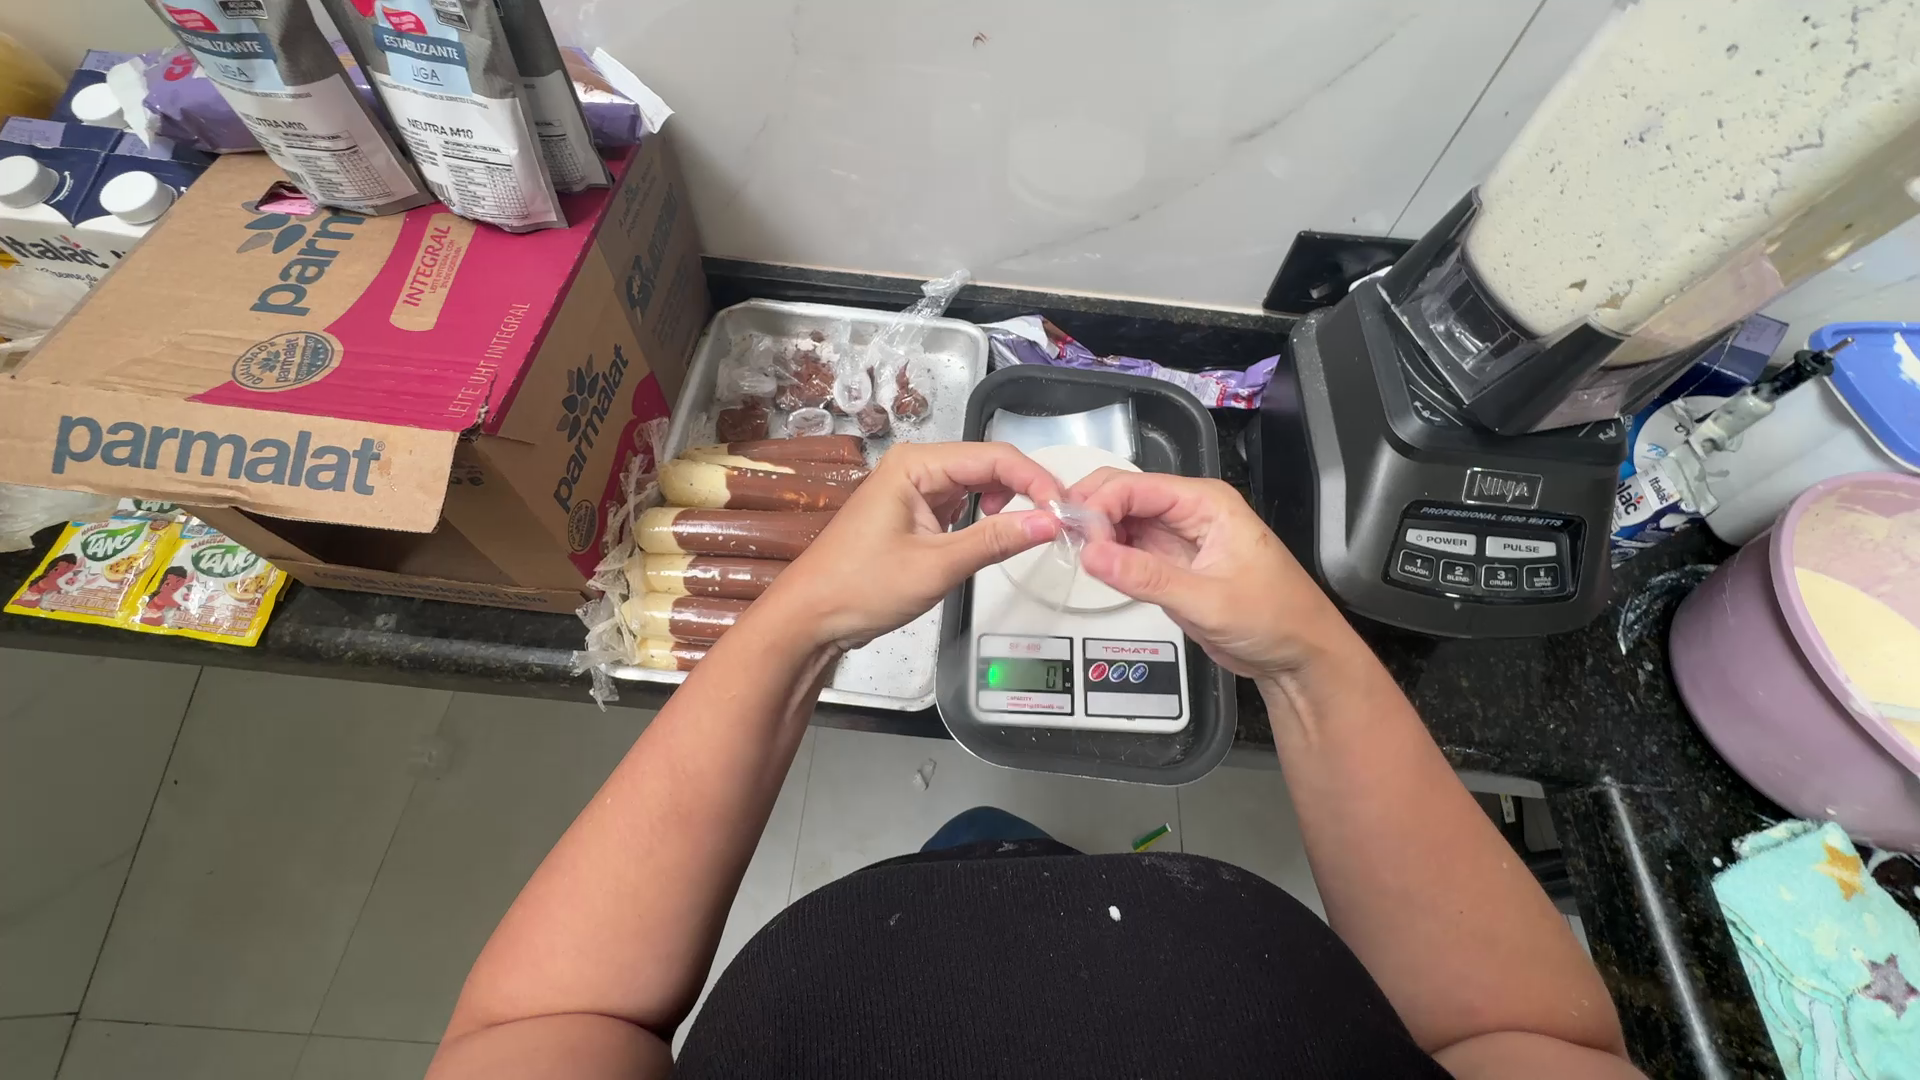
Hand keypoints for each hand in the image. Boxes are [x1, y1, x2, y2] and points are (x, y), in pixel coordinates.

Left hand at [757, 442, 1063, 650]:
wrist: (811, 617)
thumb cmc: (860, 587)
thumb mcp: (937, 565)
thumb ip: (996, 540)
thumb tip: (1049, 522)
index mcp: (916, 464)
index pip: (993, 458)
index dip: (1035, 480)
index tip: (1066, 508)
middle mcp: (915, 467)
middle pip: (988, 466)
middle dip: (1027, 489)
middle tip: (1060, 520)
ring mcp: (913, 490)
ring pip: (977, 485)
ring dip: (1009, 502)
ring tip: (1035, 527)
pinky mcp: (914, 513)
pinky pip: (961, 504)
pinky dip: (986, 517)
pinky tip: (1000, 531)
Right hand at [1067, 469, 1356, 686]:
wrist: (1297, 656)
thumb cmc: (1273, 619)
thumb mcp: (1208, 600)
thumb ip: (1146, 577)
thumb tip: (1091, 555)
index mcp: (1205, 502)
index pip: (1135, 486)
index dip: (1099, 505)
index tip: (1075, 537)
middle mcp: (1188, 511)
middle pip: (1123, 493)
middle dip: (1090, 510)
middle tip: (1063, 539)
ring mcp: (1176, 536)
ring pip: (1121, 519)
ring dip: (1094, 531)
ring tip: (1071, 552)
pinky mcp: (1168, 562)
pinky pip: (1127, 547)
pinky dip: (1106, 553)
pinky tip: (1092, 565)